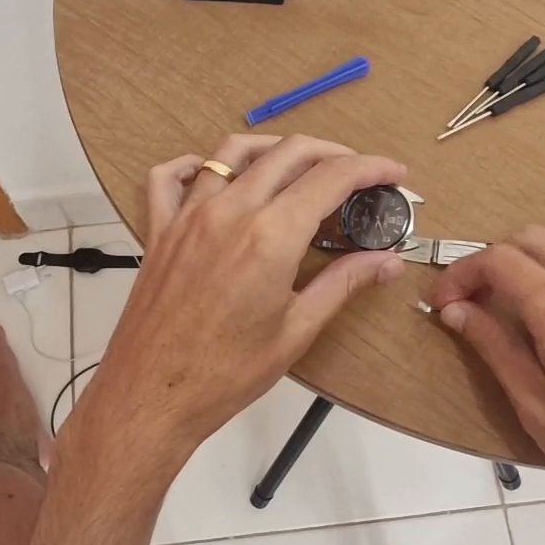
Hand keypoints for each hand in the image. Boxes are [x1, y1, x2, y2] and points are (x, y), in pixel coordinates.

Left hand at [66, 135, 406, 475]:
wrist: (152, 396)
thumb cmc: (226, 373)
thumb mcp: (297, 331)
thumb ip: (344, 284)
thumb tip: (389, 262)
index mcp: (269, 236)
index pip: (331, 178)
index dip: (370, 168)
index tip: (393, 173)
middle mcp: (228, 212)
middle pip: (288, 153)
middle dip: (332, 153)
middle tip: (356, 173)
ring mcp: (188, 216)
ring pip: (233, 152)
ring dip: (274, 149)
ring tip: (299, 165)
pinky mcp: (159, 230)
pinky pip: (170, 177)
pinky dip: (196, 163)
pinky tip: (215, 174)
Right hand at [427, 227, 544, 544]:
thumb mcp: (536, 408)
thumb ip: (494, 347)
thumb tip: (456, 310)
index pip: (501, 260)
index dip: (463, 273)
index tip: (445, 302)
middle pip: (537, 241)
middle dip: (497, 262)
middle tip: (478, 302)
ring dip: (544, 283)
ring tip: (538, 337)